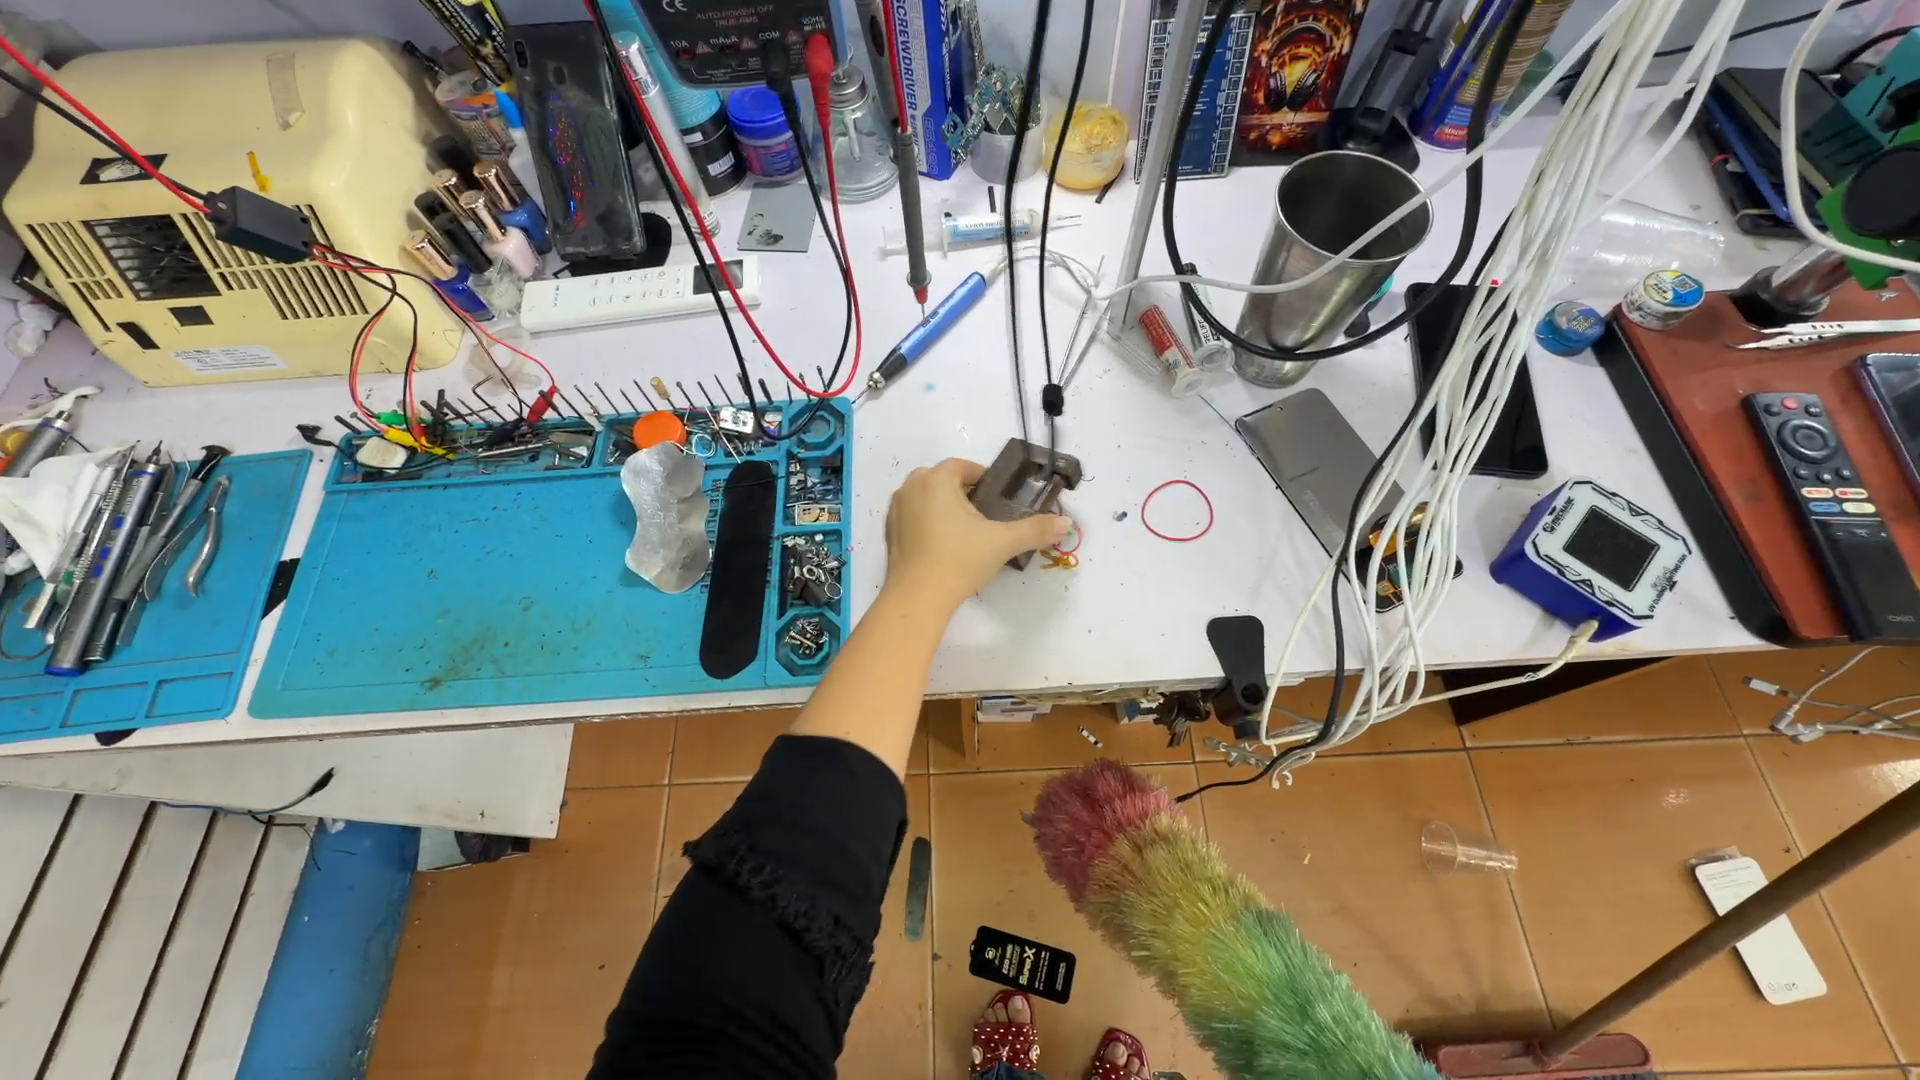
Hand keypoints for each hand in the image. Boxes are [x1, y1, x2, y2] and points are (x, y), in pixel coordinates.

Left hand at [883, 458, 1070, 609]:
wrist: (918, 597)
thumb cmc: (959, 560)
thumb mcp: (1003, 542)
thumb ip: (1035, 529)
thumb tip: (1066, 523)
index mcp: (936, 479)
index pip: (962, 466)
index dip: (982, 477)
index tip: (997, 495)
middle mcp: (911, 487)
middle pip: (941, 479)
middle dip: (961, 491)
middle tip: (983, 514)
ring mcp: (896, 510)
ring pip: (924, 498)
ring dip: (942, 506)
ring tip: (965, 531)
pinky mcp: (889, 533)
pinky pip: (912, 517)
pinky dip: (927, 523)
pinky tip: (943, 546)